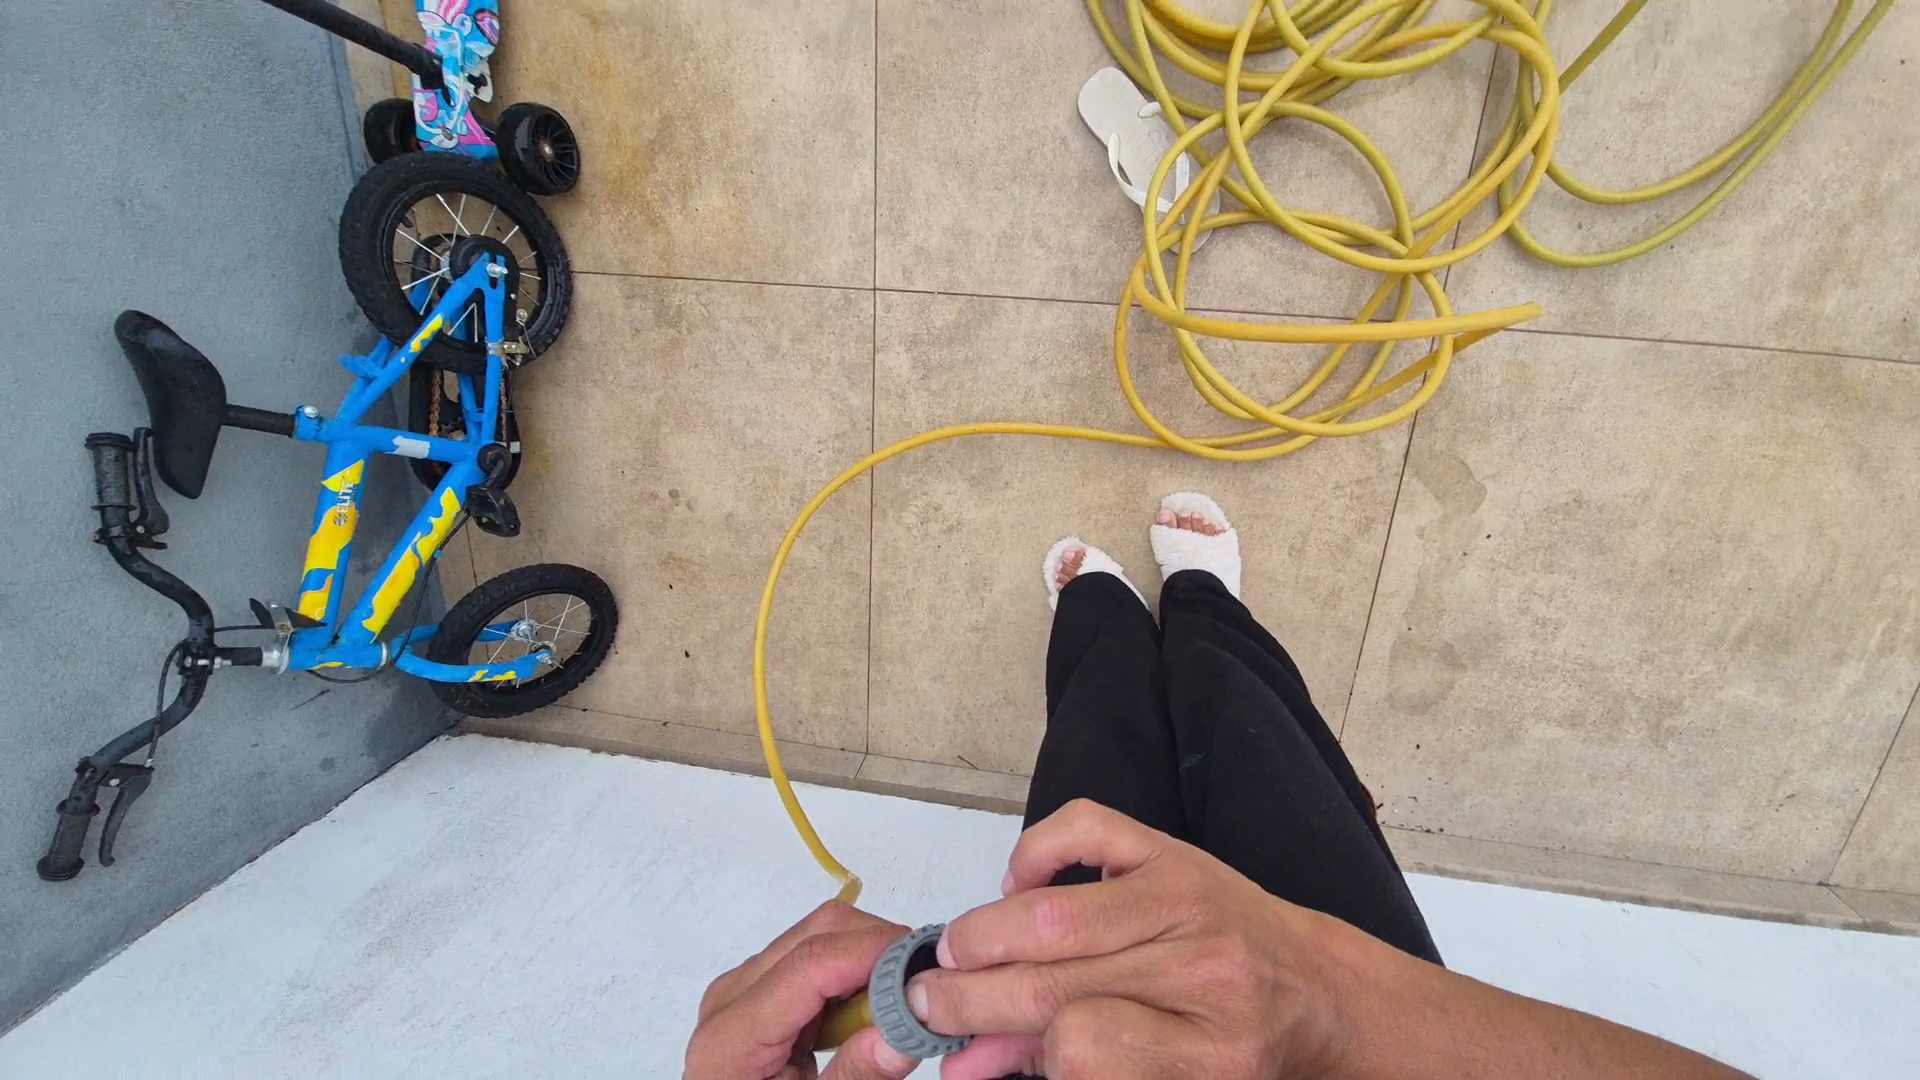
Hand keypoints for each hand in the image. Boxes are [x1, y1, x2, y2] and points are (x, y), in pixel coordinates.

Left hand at [686, 901, 921, 1079]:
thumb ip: (854, 1075)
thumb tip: (906, 1033)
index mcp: (733, 1035)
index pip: (811, 962)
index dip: (872, 953)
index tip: (924, 966)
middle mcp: (734, 992)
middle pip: (819, 930)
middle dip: (878, 944)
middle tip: (922, 981)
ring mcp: (745, 983)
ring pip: (821, 931)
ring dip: (868, 953)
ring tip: (899, 998)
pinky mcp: (760, 984)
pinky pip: (816, 951)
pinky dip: (852, 967)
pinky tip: (868, 1003)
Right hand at [909, 799, 1352, 1078]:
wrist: (1313, 984)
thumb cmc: (1237, 1047)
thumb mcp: (1171, 1079)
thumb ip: (1078, 1066)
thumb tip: (971, 1064)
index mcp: (1209, 1051)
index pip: (1086, 1048)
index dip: (1013, 1049)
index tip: (965, 1054)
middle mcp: (1198, 969)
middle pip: (1060, 983)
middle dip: (974, 996)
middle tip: (923, 1000)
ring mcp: (1182, 894)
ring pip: (1059, 915)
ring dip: (987, 934)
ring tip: (949, 950)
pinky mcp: (1170, 848)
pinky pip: (1088, 828)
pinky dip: (1037, 850)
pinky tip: (1017, 882)